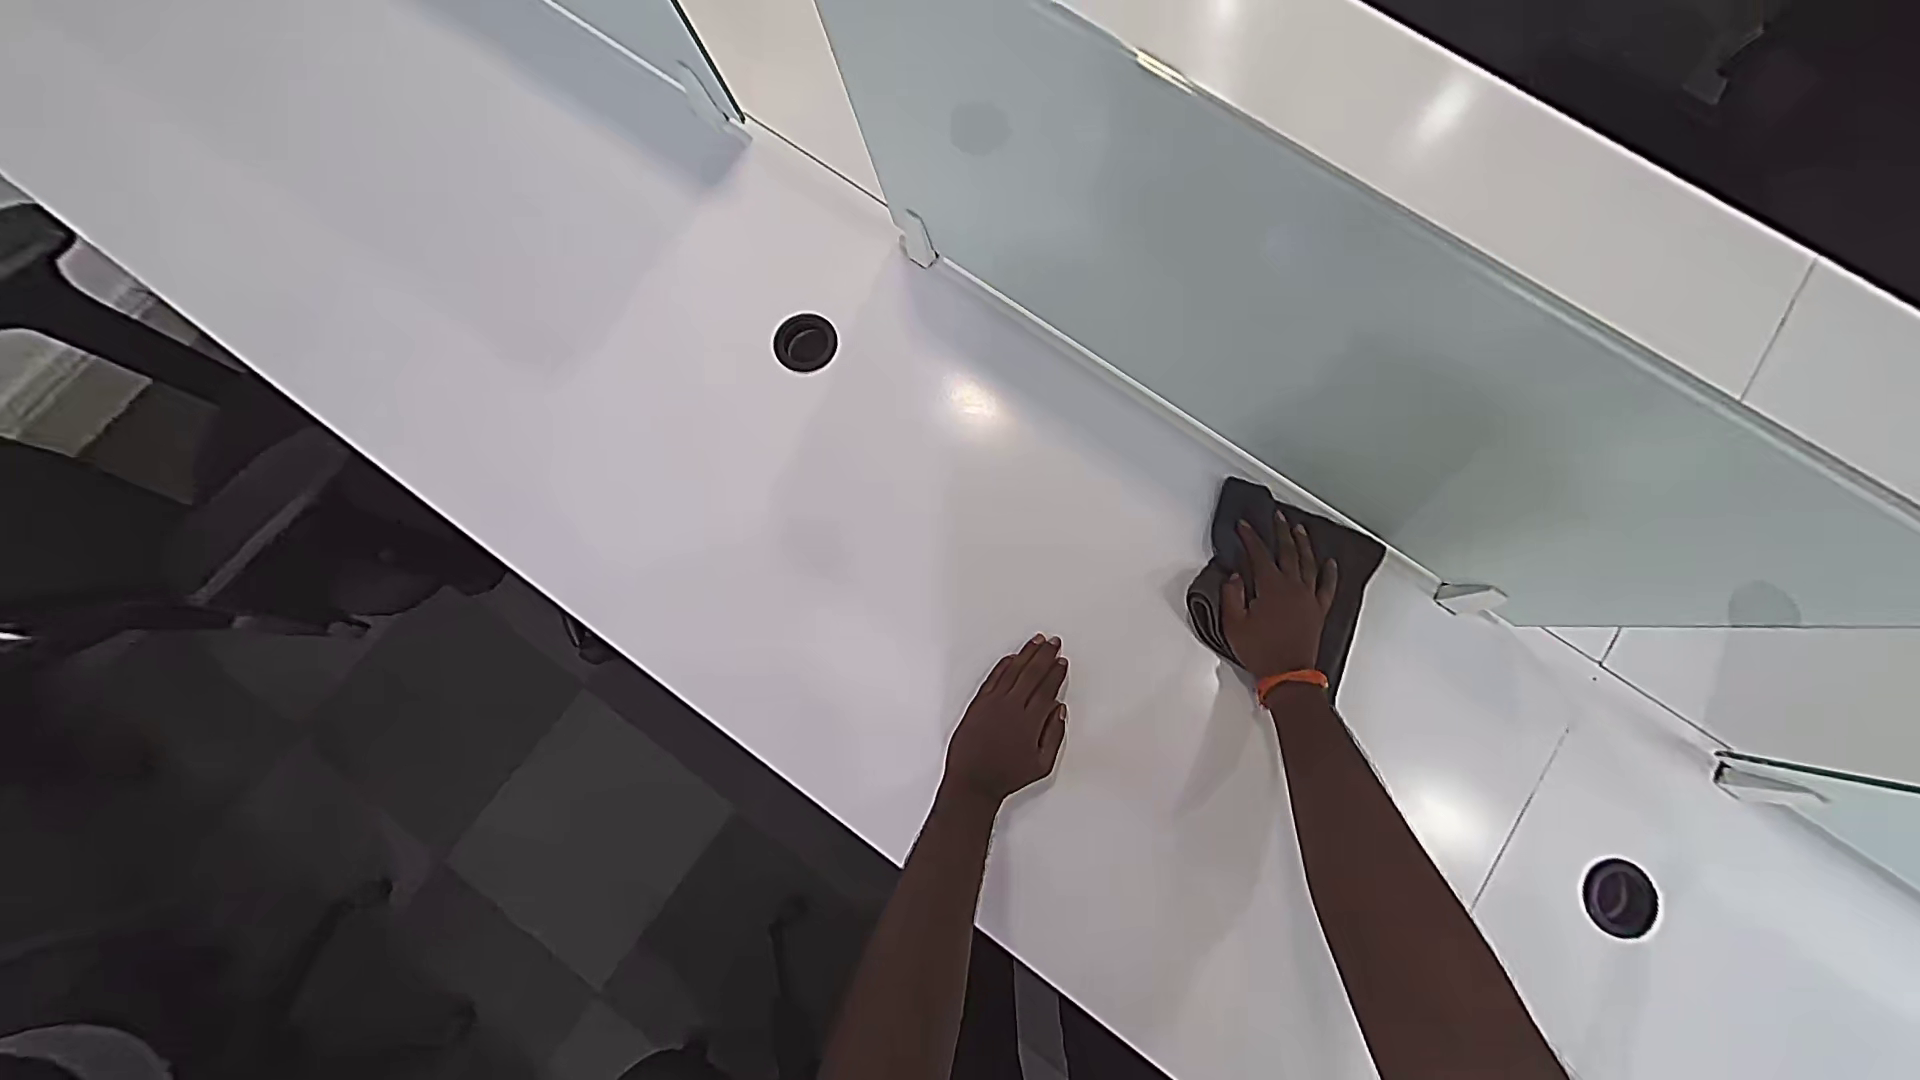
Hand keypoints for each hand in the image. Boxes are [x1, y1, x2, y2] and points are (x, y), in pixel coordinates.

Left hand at [942, 635, 1069, 808]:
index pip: (1047, 689)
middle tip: (1053, 643)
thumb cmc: (1005, 776)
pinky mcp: (978, 703)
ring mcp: (993, 703)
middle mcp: (1011, 707)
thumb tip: (1059, 710)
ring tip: (1036, 641)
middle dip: (1045, 655)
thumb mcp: (1041, 764)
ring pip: (1013, 670)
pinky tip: (1012, 657)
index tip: (1062, 662)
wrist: (972, 781)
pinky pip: (993, 678)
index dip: (1056, 673)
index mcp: (1029, 721)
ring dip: (1026, 654)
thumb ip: (1054, 735)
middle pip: (1032, 673)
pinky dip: (1003, 665)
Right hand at [1222, 513, 1336, 679]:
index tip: (1244, 526)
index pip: (1259, 554)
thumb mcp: (1234, 623)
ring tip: (1299, 529)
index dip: (1250, 537)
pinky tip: (1330, 563)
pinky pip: (1327, 586)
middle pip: (1288, 552)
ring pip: (1308, 563)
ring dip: (1303, 544)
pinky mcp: (1318, 610)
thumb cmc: (1260, 650)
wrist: (1288, 674)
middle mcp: (1293, 588)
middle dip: (1281, 531)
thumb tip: (1235, 577)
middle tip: (1277, 516)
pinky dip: (1329, 572)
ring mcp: (1309, 598)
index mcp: (1271, 588)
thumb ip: (1232, 596)